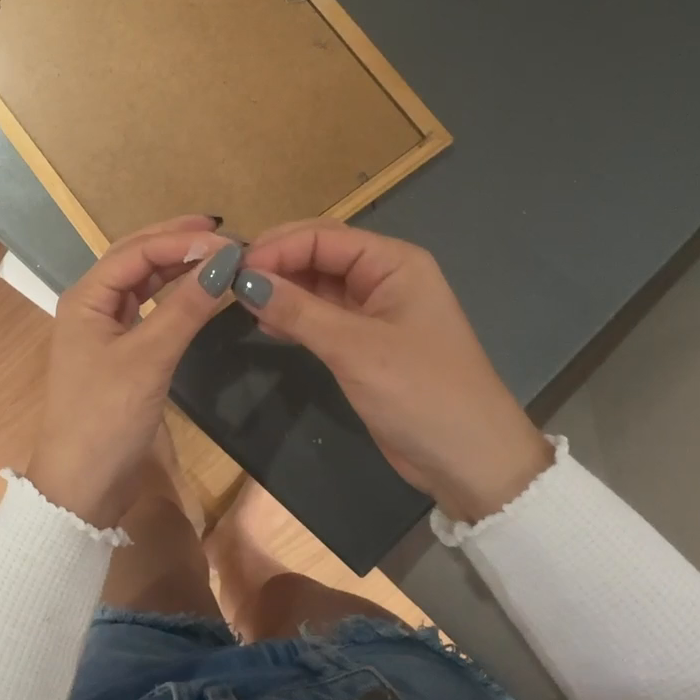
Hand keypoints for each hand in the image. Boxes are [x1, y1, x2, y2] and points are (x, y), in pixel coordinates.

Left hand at [26, 216, 236, 527]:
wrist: (82, 484)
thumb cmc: (106, 417)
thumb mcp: (148, 359)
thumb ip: (184, 309)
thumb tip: (225, 263)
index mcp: (85, 298)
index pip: (136, 252)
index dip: (181, 241)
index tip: (230, 240)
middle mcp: (91, 305)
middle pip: (135, 259)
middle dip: (176, 242)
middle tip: (224, 233)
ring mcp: (103, 329)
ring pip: (142, 284)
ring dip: (176, 267)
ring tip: (218, 255)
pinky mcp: (118, 352)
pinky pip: (148, 311)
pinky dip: (174, 298)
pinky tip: (199, 291)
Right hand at [233, 219, 552, 523]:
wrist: (470, 462)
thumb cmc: (421, 394)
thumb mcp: (354, 349)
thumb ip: (297, 310)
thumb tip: (242, 280)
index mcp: (393, 263)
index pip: (322, 236)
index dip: (276, 248)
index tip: (232, 270)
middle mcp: (383, 277)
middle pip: (317, 254)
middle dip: (275, 264)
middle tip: (228, 282)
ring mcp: (373, 310)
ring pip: (315, 284)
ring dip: (280, 290)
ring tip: (241, 304)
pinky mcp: (363, 342)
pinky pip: (319, 314)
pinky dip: (291, 316)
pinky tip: (265, 325)